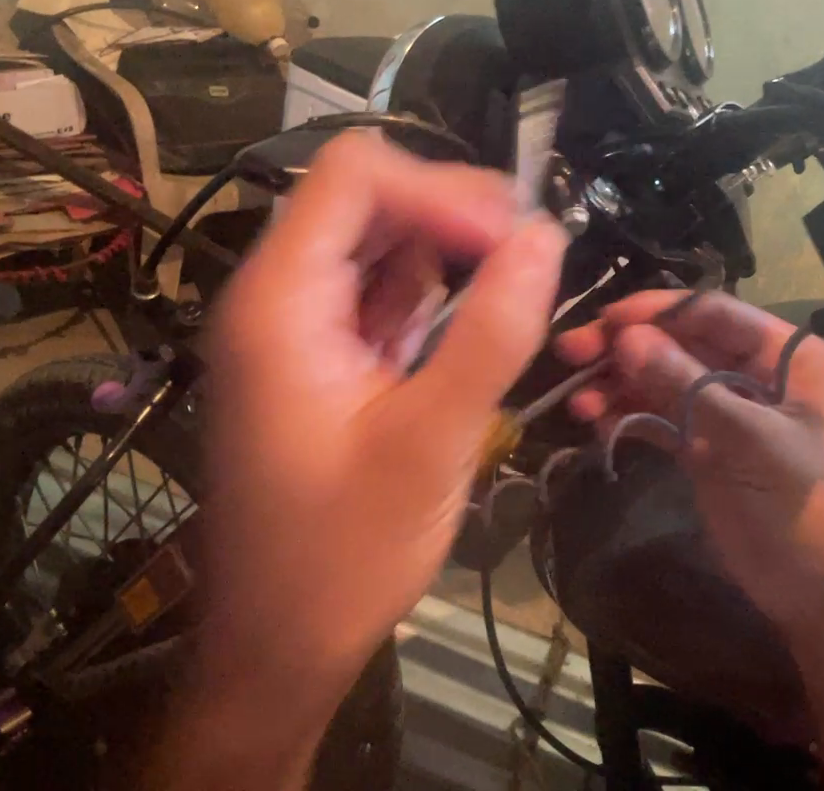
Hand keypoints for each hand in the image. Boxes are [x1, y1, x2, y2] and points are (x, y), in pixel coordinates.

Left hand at [178, 133, 566, 785]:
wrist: (279, 647)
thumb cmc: (342, 556)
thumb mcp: (431, 443)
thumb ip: (491, 333)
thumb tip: (546, 236)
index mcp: (280, 300)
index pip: (355, 176)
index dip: (441, 188)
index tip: (512, 239)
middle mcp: (277, 296)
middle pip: (366, 200)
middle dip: (451, 213)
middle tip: (529, 254)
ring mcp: (296, 327)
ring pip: (377, 243)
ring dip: (446, 252)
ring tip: (511, 286)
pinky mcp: (319, 357)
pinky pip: (377, 294)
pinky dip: (428, 295)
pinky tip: (469, 324)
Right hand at [553, 291, 823, 629]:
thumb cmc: (808, 512)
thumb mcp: (749, 443)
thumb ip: (687, 385)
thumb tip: (627, 337)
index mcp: (784, 355)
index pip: (710, 311)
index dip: (653, 311)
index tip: (600, 321)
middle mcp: (755, 372)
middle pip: (680, 341)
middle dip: (626, 347)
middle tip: (571, 355)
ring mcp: (730, 411)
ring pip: (665, 379)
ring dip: (620, 384)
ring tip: (576, 402)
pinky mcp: (709, 447)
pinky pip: (663, 416)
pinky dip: (631, 415)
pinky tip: (594, 421)